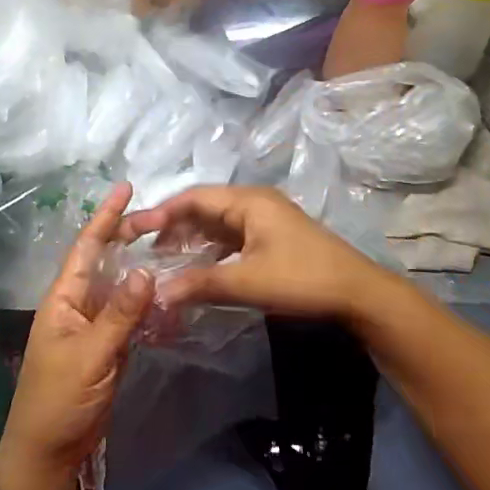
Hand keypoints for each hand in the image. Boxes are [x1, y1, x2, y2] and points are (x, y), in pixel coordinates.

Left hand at [0, 182, 153, 489]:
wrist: (50, 453)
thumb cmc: (59, 400)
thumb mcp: (90, 355)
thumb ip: (120, 314)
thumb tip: (146, 270)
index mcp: (64, 299)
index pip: (87, 248)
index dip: (105, 217)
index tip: (126, 188)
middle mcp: (79, 305)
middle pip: (107, 261)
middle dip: (129, 236)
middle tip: (163, 218)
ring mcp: (95, 326)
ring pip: (122, 286)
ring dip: (143, 266)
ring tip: (173, 245)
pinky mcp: (109, 346)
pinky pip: (132, 314)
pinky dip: (150, 301)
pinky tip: (171, 292)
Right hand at [118, 186, 395, 322]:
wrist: (356, 291)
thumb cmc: (301, 278)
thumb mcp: (247, 282)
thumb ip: (200, 284)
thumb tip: (158, 292)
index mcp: (248, 201)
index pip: (194, 197)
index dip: (162, 212)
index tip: (133, 230)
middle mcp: (254, 202)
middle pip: (204, 207)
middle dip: (173, 226)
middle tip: (143, 248)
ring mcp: (265, 219)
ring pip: (217, 223)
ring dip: (191, 239)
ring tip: (163, 259)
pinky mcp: (272, 237)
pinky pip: (231, 236)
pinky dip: (210, 249)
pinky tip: (197, 267)